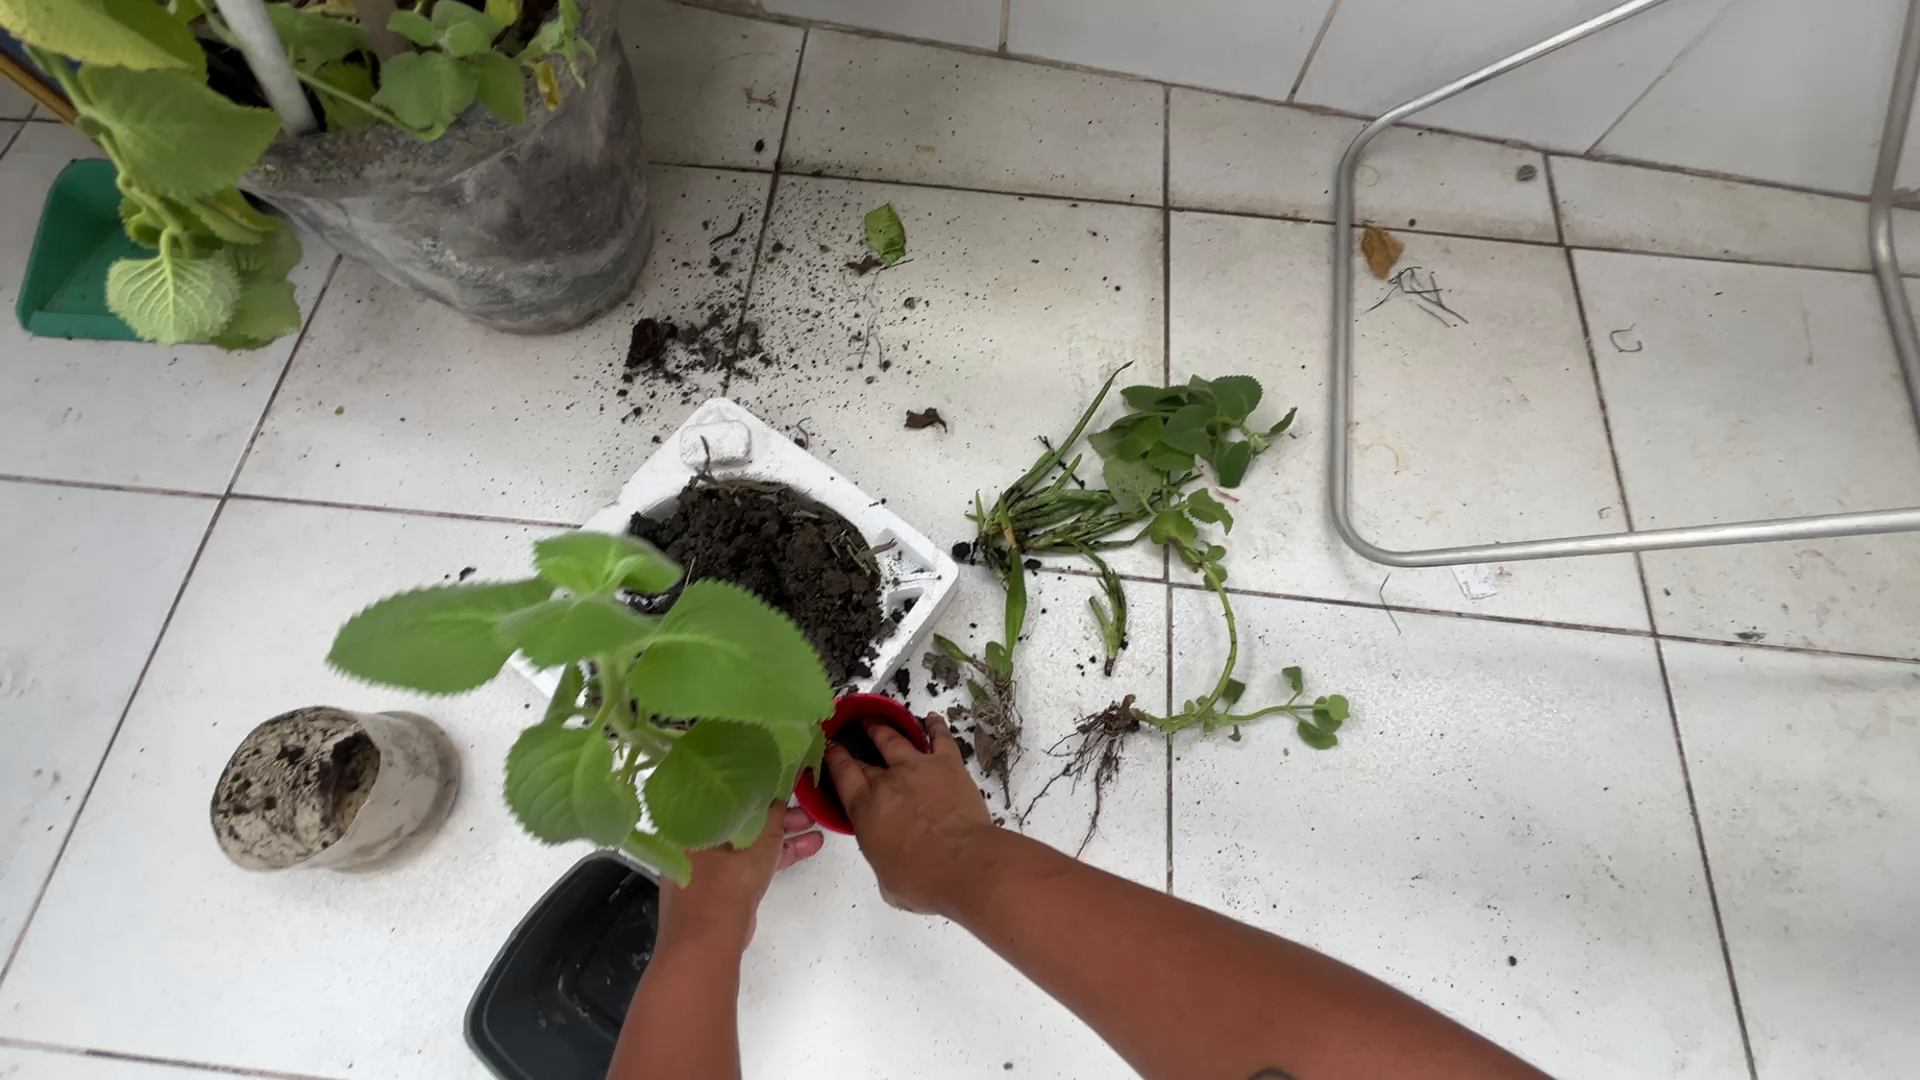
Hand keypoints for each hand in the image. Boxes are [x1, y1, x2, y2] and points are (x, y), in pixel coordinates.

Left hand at [657, 803, 822, 952]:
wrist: (708, 945)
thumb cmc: (726, 883)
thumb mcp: (759, 842)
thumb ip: (774, 815)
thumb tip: (785, 788)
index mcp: (695, 825)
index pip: (731, 797)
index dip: (763, 791)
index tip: (788, 787)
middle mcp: (698, 843)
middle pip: (744, 821)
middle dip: (780, 818)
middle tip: (808, 812)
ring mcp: (709, 868)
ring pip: (751, 844)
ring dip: (784, 838)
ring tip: (817, 832)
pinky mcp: (722, 888)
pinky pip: (751, 863)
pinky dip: (775, 857)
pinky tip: (807, 848)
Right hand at [826, 714, 1000, 915]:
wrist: (966, 864)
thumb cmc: (923, 881)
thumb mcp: (886, 879)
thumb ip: (882, 857)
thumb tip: (889, 856)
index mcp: (866, 809)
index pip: (843, 775)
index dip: (835, 758)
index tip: (831, 748)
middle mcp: (888, 781)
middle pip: (867, 759)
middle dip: (858, 745)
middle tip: (854, 733)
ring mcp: (919, 767)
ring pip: (896, 739)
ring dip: (884, 728)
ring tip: (876, 721)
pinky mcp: (948, 763)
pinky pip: (939, 738)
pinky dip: (935, 726)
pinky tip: (932, 719)